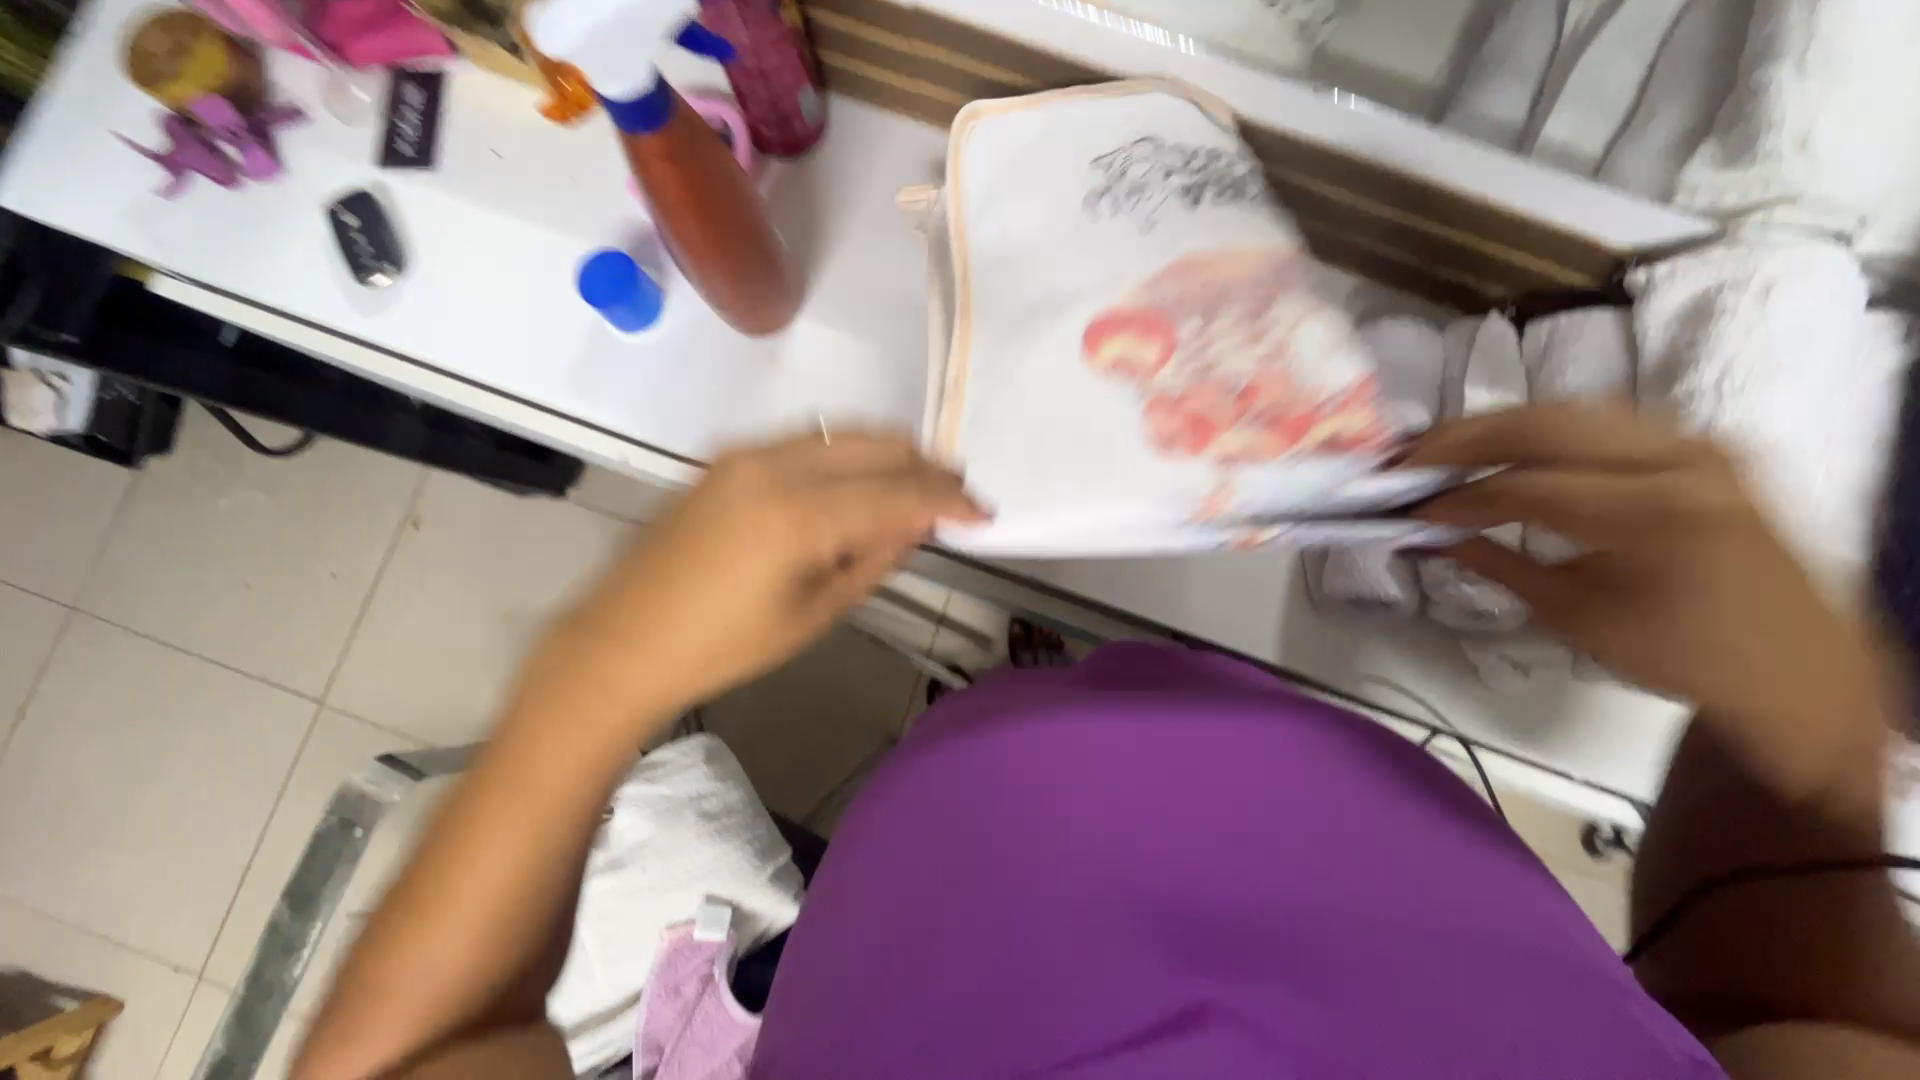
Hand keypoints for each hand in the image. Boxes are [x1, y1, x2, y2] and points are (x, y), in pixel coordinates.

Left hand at [542, 432, 985, 715]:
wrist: (624, 641)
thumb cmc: (724, 647)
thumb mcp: (816, 612)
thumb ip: (876, 556)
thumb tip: (920, 522)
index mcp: (799, 515)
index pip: (899, 491)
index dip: (949, 500)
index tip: (983, 513)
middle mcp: (775, 464)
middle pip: (877, 444)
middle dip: (926, 466)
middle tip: (956, 496)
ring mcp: (746, 453)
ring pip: (843, 433)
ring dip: (888, 455)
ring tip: (916, 488)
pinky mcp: (728, 457)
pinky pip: (808, 441)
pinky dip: (847, 455)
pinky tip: (859, 484)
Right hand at [1405, 404, 1882, 724]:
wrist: (1798, 662)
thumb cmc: (1681, 654)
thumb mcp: (1576, 617)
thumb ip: (1498, 565)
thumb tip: (1429, 536)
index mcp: (1654, 517)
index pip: (1525, 488)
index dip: (1456, 498)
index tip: (1407, 511)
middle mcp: (1681, 461)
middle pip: (1544, 425)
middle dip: (1462, 439)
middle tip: (1405, 460)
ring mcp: (1697, 443)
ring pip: (1570, 409)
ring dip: (1497, 427)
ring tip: (1442, 448)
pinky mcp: (1699, 442)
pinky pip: (1602, 418)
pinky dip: (1542, 428)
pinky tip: (1506, 447)